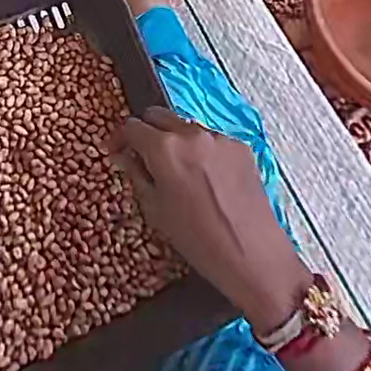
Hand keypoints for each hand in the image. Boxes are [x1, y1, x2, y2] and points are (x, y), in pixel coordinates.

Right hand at [114, 107, 309, 331]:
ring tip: (176, 170)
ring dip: (174, 139)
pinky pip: (211, 139)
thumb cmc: (199, 239)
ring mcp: (219, 138)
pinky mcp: (241, 146)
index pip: (132, 126)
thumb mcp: (155, 209)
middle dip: (146, 131)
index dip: (119, 138)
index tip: (116, 149)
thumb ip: (136, 174)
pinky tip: (204, 177)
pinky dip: (200, 150)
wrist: (253, 255)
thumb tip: (124, 156)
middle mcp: (191, 134)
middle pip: (158, 115)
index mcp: (164, 148)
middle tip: (142, 155)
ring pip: (185, 126)